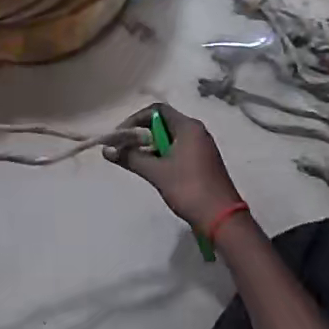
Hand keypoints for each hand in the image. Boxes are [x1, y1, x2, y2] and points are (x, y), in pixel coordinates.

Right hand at [106, 103, 242, 228]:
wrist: (221, 218)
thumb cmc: (189, 188)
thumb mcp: (157, 172)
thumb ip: (131, 158)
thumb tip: (106, 150)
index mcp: (188, 127)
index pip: (157, 110)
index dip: (135, 119)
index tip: (119, 135)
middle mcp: (196, 131)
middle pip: (163, 122)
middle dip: (141, 134)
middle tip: (123, 149)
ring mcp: (201, 147)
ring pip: (170, 137)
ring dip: (150, 146)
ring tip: (134, 160)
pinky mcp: (203, 162)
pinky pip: (178, 150)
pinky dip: (163, 155)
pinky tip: (152, 169)